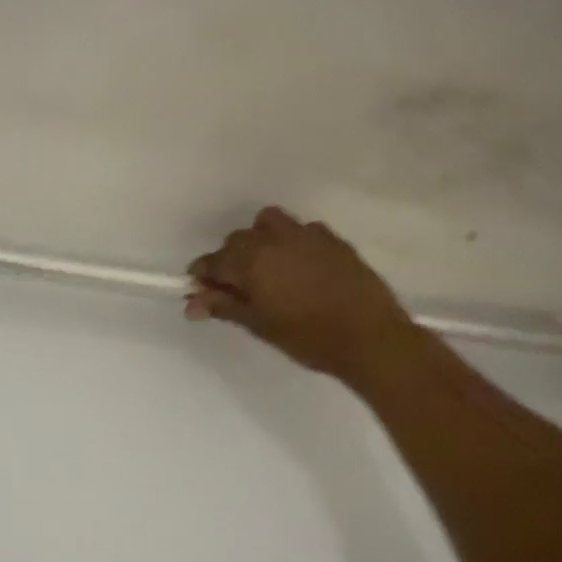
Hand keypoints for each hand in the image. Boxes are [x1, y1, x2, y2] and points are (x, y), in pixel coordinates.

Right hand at [186, 207, 416, 383]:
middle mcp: (274, 239)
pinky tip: (298, 267)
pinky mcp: (332, 238)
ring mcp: (306, 234)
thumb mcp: (260, 325)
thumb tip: (193, 303)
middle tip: (234, 288)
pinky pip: (300, 230)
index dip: (203, 276)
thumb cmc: (308, 337)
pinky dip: (290, 243)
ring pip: (268, 224)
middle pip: (238, 240)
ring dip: (258, 241)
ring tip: (265, 268)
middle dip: (229, 260)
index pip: (214, 262)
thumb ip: (225, 307)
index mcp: (251, 261)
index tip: (199, 291)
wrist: (368, 336)